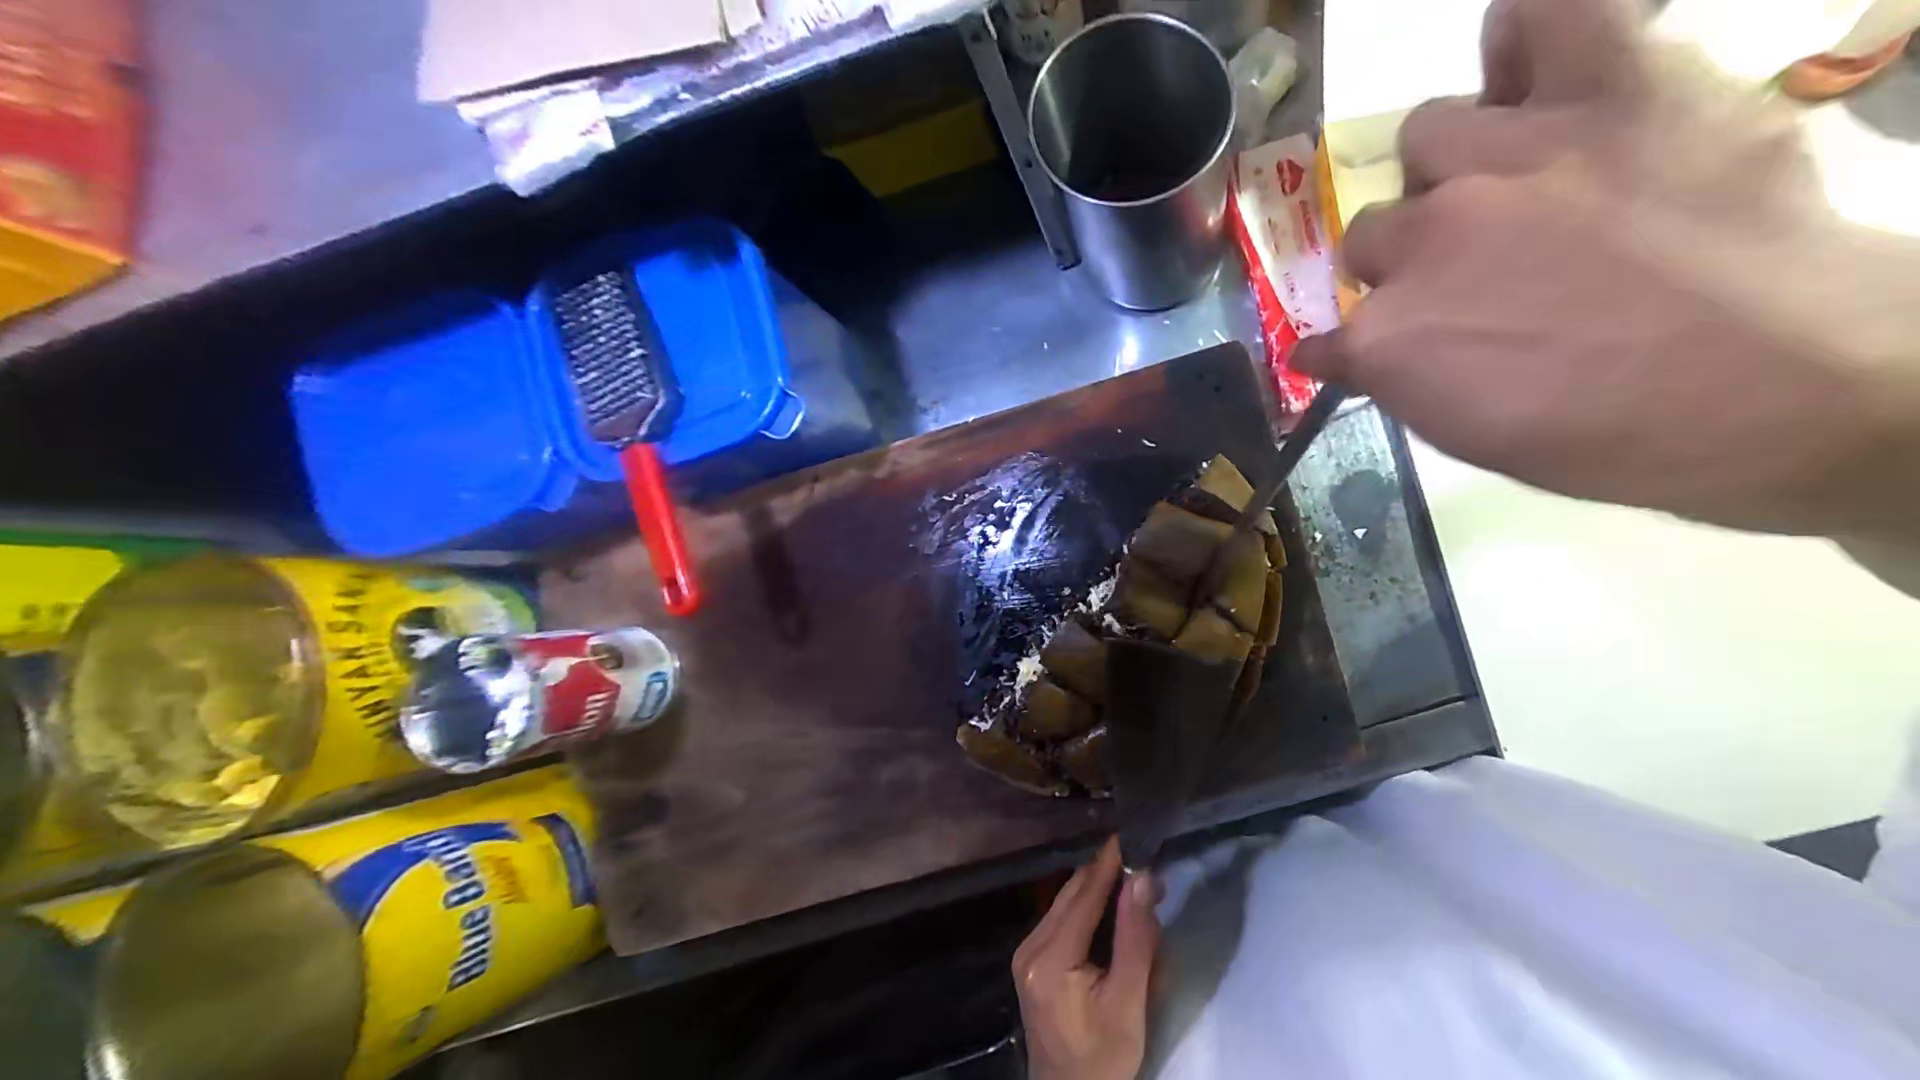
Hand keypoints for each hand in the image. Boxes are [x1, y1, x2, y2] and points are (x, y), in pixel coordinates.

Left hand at [1013, 838, 1159, 1079]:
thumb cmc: (1104, 1059)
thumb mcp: (1129, 1004)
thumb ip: (1135, 940)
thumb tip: (1142, 880)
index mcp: (1050, 959)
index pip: (1083, 896)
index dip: (1108, 864)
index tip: (1129, 837)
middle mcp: (1030, 946)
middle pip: (1070, 895)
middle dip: (1105, 874)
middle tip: (1140, 861)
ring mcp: (1026, 952)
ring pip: (1064, 903)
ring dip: (1095, 889)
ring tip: (1130, 879)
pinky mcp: (1030, 959)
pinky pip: (1060, 918)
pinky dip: (1085, 907)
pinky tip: (1108, 907)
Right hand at [1297, 0, 1919, 538]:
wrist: (1788, 388)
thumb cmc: (1610, 439)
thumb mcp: (1463, 434)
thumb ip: (1392, 378)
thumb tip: (1337, 353)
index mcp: (1387, 335)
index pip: (1328, 337)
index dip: (1360, 345)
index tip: (1390, 354)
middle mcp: (1426, 239)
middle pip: (1371, 230)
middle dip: (1405, 256)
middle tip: (1467, 273)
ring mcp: (1510, 157)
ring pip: (1426, 133)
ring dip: (1447, 167)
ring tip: (1505, 181)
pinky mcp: (1614, 87)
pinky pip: (1544, 15)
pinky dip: (1524, 35)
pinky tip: (1529, 67)